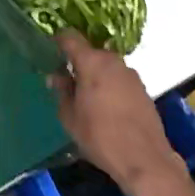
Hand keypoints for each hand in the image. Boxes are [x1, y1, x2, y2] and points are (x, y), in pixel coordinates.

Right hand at [49, 31, 184, 195]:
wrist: (144, 158)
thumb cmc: (100, 136)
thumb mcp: (70, 117)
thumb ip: (62, 91)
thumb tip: (56, 76)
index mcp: (92, 62)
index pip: (70, 38)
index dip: (58, 40)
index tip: (50, 51)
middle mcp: (113, 61)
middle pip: (90, 53)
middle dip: (78, 63)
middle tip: (67, 83)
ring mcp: (130, 73)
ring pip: (106, 66)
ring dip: (95, 75)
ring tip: (87, 99)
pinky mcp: (142, 88)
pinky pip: (119, 79)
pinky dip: (110, 86)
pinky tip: (107, 108)